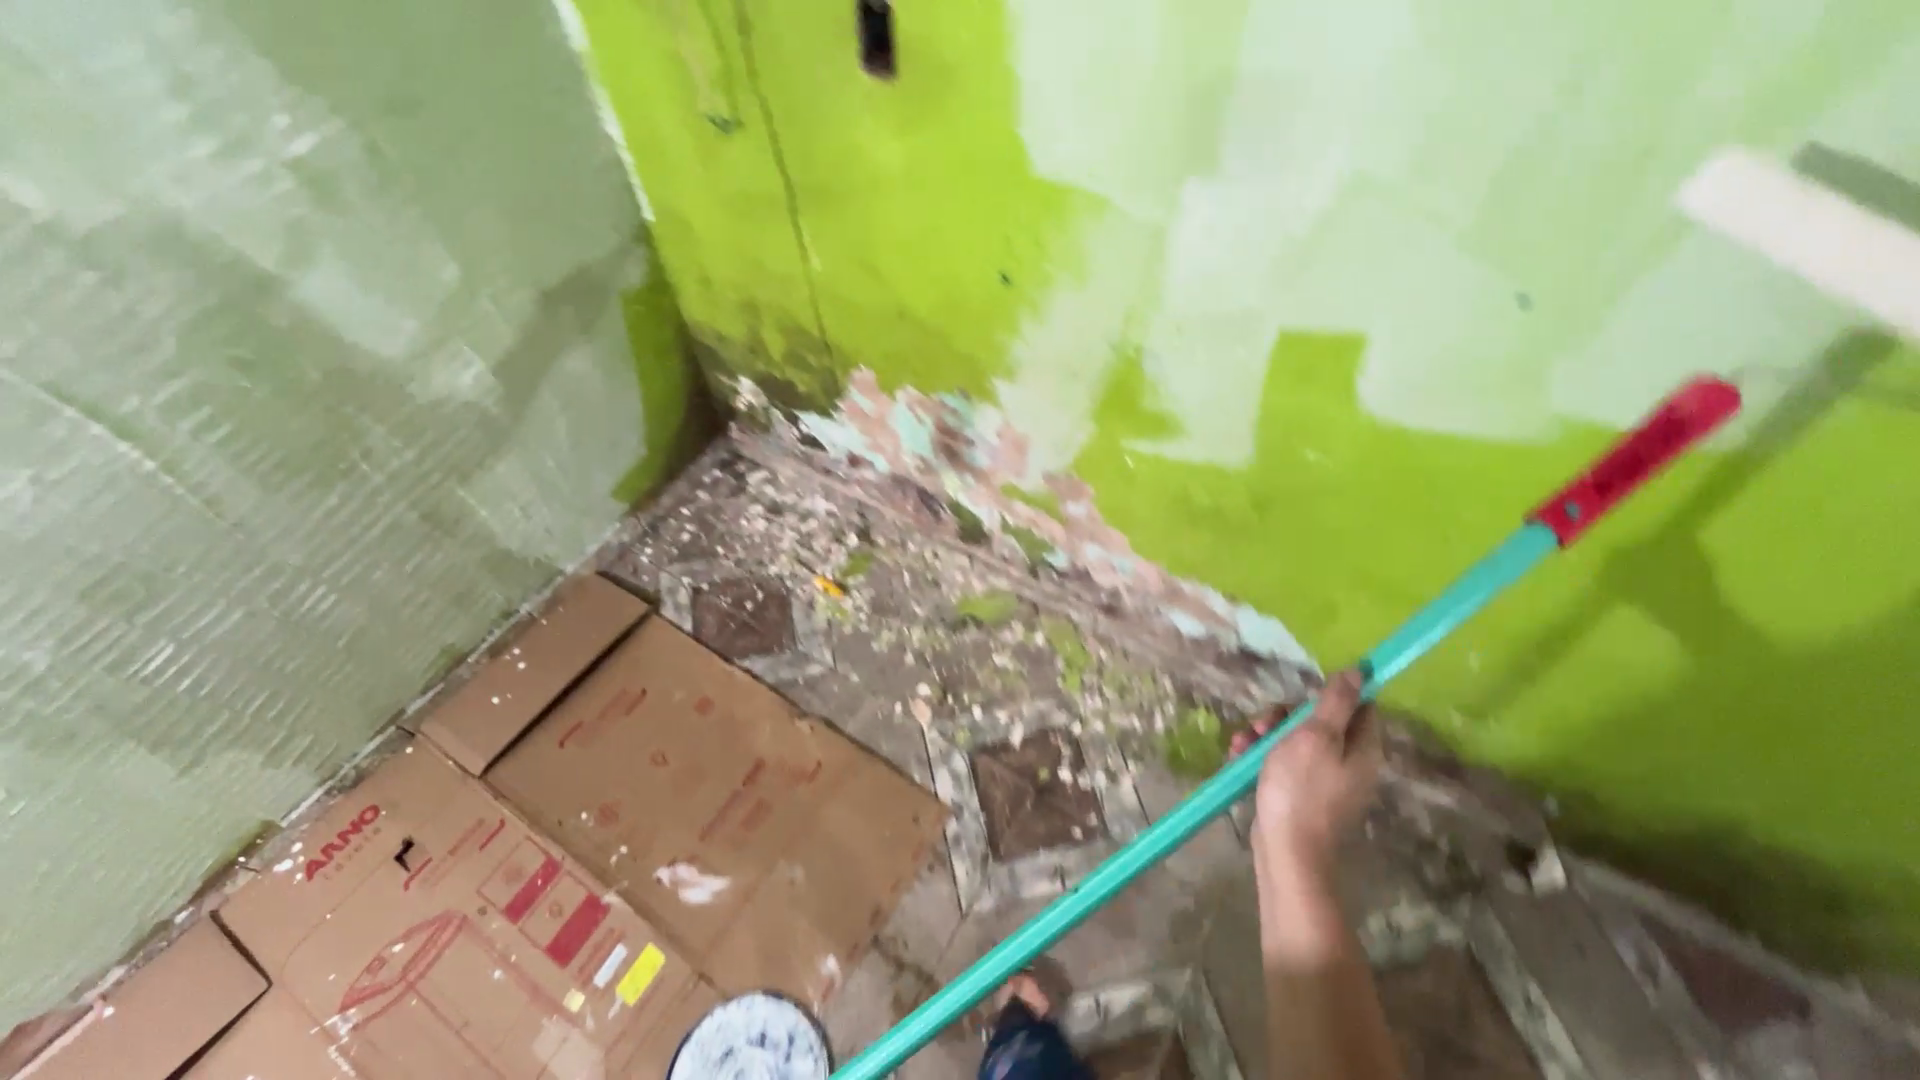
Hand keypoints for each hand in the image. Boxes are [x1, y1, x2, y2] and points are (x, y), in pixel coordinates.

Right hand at [1229, 669, 1380, 873]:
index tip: (1299, 696)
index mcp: (1363, 747)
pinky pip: (1284, 763)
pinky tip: (1239, 758)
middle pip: (1321, 721)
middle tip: (1263, 723)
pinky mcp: (1302, 795)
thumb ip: (1336, 702)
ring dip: (1266, 735)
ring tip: (1243, 743)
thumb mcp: (1316, 737)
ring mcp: (1326, 781)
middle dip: (1285, 716)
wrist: (1289, 853)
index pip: (1358, 705)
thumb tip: (1360, 671)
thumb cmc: (1301, 791)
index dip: (1328, 694)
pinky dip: (1263, 757)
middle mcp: (1350, 762)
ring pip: (1296, 741)